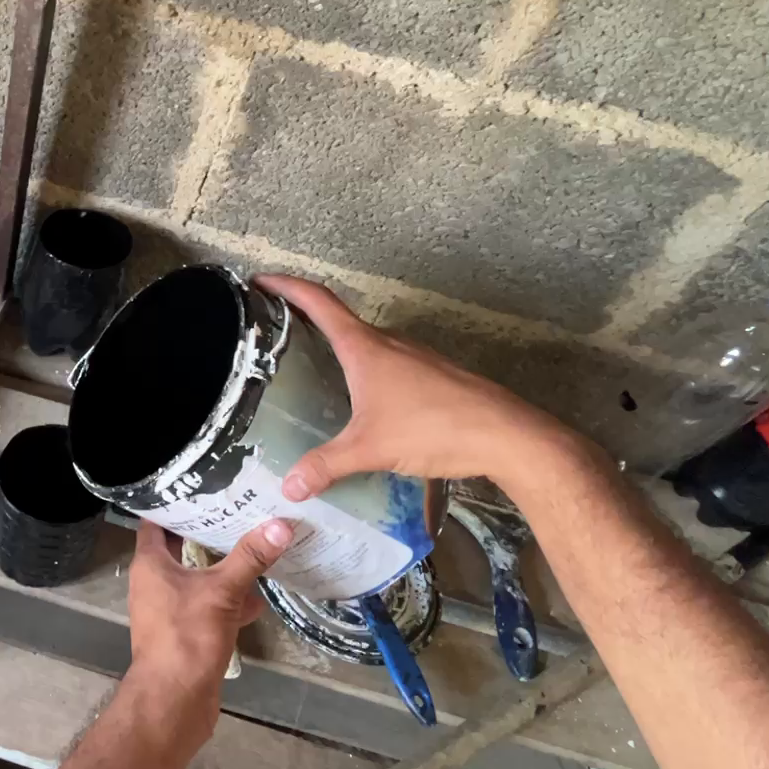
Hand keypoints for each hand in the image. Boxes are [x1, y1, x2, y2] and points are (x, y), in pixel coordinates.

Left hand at [124, 518, 291, 732]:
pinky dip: (230, 600)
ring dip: (223, 567)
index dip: (177, 504)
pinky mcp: (187, 632)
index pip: (157, 521)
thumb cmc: (186, 636)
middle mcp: (154, 581)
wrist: (175, 702)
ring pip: (198, 578)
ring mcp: (169, 608)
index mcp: (150, 563)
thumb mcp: (222, 591)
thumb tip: (280, 524)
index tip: (204, 488)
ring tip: (254, 546)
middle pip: (180, 547)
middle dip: (208, 532)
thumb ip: (249, 558)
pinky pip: (209, 606)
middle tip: (238, 511)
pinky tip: (260, 596)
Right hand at [255, 275, 602, 504]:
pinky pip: (384, 358)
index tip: (258, 281)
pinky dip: (360, 363)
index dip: (285, 285)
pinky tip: (357, 393)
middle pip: (337, 315)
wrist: (510, 436)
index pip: (317, 301)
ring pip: (363, 339)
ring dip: (333, 340)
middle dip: (302, 314)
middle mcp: (387, 342)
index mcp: (364, 347)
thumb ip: (326, 465)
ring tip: (307, 360)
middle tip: (272, 326)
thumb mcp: (371, 449)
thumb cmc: (434, 429)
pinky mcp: (431, 374)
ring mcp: (412, 356)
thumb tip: (289, 487)